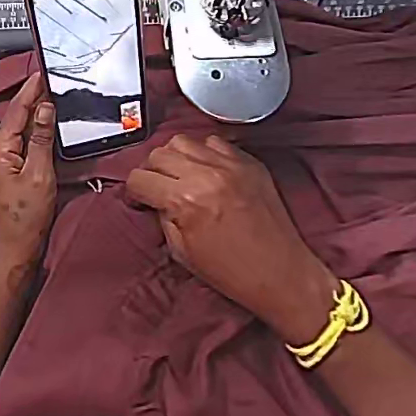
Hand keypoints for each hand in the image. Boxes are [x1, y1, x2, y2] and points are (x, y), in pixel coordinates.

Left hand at [0, 74, 57, 273]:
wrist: (15, 248)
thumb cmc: (26, 218)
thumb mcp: (40, 174)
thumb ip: (42, 139)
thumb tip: (45, 109)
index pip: (16, 111)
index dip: (31, 90)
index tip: (42, 73)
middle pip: (15, 117)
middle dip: (33, 99)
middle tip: (51, 82)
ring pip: (17, 129)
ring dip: (33, 114)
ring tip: (50, 98)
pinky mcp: (4, 169)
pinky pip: (18, 142)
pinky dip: (32, 131)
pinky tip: (44, 127)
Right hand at [125, 135, 336, 343]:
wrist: (281, 273)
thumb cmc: (232, 271)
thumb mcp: (181, 250)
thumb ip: (162, 216)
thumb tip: (153, 198)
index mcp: (186, 200)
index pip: (140, 178)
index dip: (134, 192)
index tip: (139, 199)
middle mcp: (207, 175)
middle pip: (158, 154)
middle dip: (151, 172)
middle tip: (156, 189)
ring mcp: (231, 165)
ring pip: (183, 141)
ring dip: (175, 157)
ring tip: (180, 176)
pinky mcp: (249, 163)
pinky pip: (214, 143)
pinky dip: (203, 153)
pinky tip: (205, 172)